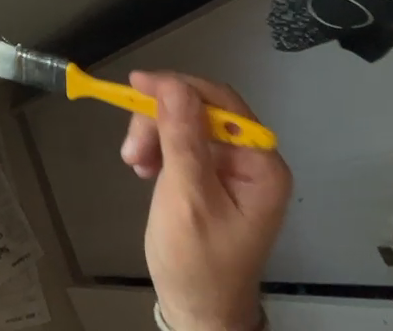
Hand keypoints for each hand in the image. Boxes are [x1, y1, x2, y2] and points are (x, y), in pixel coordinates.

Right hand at [119, 72, 290, 330]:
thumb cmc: (197, 262)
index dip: (178, 87)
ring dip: (153, 134)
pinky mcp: (208, 174)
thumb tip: (172, 84)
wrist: (196, 311)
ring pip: (183, 122)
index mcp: (260, 165)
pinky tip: (144, 167)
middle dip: (160, 120)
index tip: (136, 85)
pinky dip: (156, 147)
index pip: (221, 103)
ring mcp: (230, 167)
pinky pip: (179, 140)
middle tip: (132, 147)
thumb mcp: (186, 197)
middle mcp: (250, 159)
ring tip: (134, 163)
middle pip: (199, 110)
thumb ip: (181, 138)